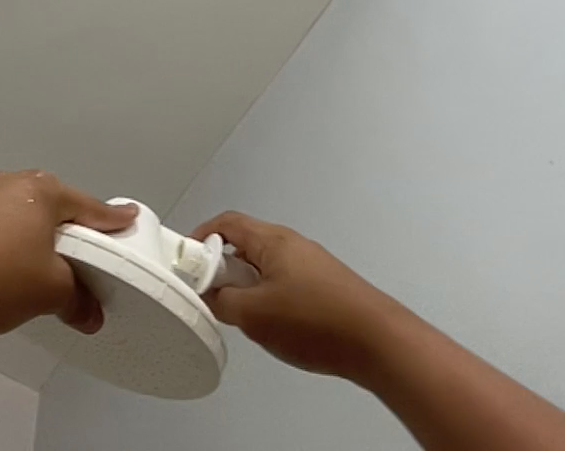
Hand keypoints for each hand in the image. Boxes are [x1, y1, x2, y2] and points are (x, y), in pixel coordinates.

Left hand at [0, 170, 136, 340]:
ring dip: (38, 239)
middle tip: (88, 257)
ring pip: (25, 216)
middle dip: (71, 232)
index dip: (112, 220)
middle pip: (56, 207)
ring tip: (45, 270)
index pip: (89, 207)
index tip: (130, 220)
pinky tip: (8, 270)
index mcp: (43, 189)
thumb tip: (91, 315)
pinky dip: (11, 244)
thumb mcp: (50, 292)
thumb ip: (78, 299)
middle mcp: (14, 182)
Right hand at [193, 211, 404, 383]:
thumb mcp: (254, 314)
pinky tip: (274, 326)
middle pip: (244, 245)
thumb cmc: (318, 320)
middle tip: (213, 296)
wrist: (378, 341)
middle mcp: (290, 244)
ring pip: (263, 267)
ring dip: (246, 287)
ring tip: (245, 318)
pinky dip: (267, 298)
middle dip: (222, 269)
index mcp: (272, 239)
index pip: (226, 223)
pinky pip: (282, 282)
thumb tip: (209, 294)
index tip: (187, 262)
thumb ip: (222, 301)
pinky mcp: (323, 285)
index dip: (201, 238)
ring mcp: (309, 264)